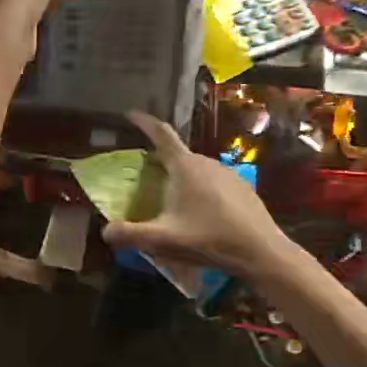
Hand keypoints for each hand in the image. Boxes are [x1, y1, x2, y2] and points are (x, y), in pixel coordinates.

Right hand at [103, 112, 297, 279]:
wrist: (261, 252)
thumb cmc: (209, 239)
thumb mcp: (164, 239)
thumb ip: (131, 234)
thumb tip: (105, 232)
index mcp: (185, 166)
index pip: (161, 134)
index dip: (144, 122)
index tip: (130, 114)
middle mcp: (206, 162)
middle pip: (176, 155)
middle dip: (158, 161)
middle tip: (143, 177)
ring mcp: (227, 173)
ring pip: (195, 170)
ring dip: (179, 179)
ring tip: (169, 200)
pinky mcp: (241, 187)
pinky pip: (212, 181)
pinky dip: (198, 190)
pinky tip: (199, 214)